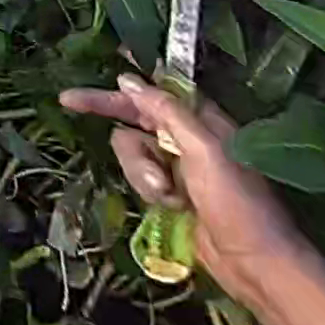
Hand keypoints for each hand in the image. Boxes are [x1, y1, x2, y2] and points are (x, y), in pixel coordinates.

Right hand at [61, 76, 324, 324]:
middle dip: (107, 110)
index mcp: (200, 118)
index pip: (157, 85)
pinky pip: (137, 173)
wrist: (255, 265)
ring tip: (165, 193)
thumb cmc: (237, 201)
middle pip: (133, 112)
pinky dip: (147, 186)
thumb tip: (127, 80)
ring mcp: (173, 162)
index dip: (130, 74)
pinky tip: (168, 202)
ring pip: (129, 146)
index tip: (105, 59)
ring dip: (141, 168)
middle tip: (69, 101)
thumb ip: (166, 111)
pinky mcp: (165, 187)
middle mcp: (183, 134)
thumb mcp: (204, 150)